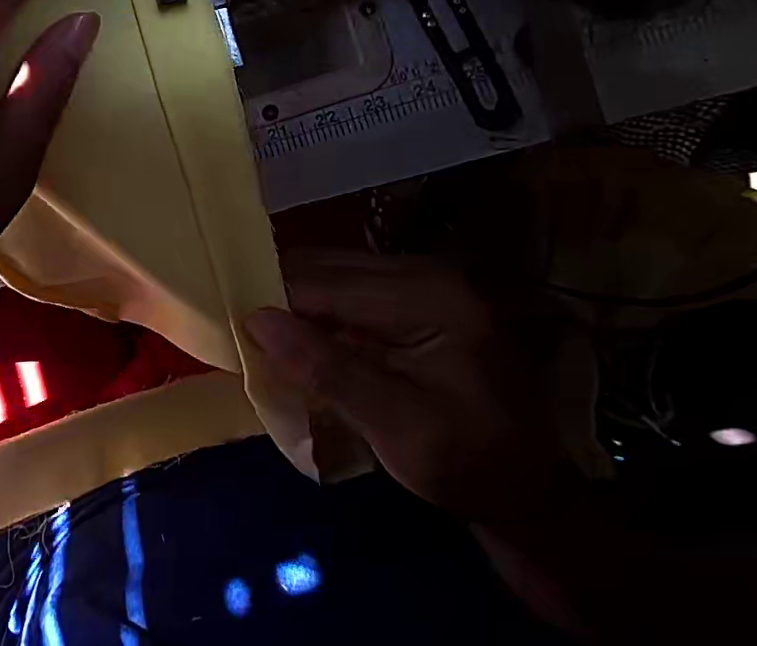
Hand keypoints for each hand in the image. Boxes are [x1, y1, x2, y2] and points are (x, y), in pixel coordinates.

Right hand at [247, 250, 563, 524]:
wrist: (526, 490)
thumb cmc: (467, 466)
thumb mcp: (394, 427)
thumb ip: (327, 369)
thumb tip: (257, 320)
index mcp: (433, 299)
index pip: (332, 285)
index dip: (276, 298)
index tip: (230, 316)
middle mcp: (430, 273)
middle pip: (332, 267)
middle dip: (283, 292)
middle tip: (238, 319)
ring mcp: (427, 281)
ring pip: (337, 271)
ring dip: (299, 298)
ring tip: (262, 326)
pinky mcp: (419, 296)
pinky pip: (352, 288)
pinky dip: (321, 307)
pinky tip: (300, 332)